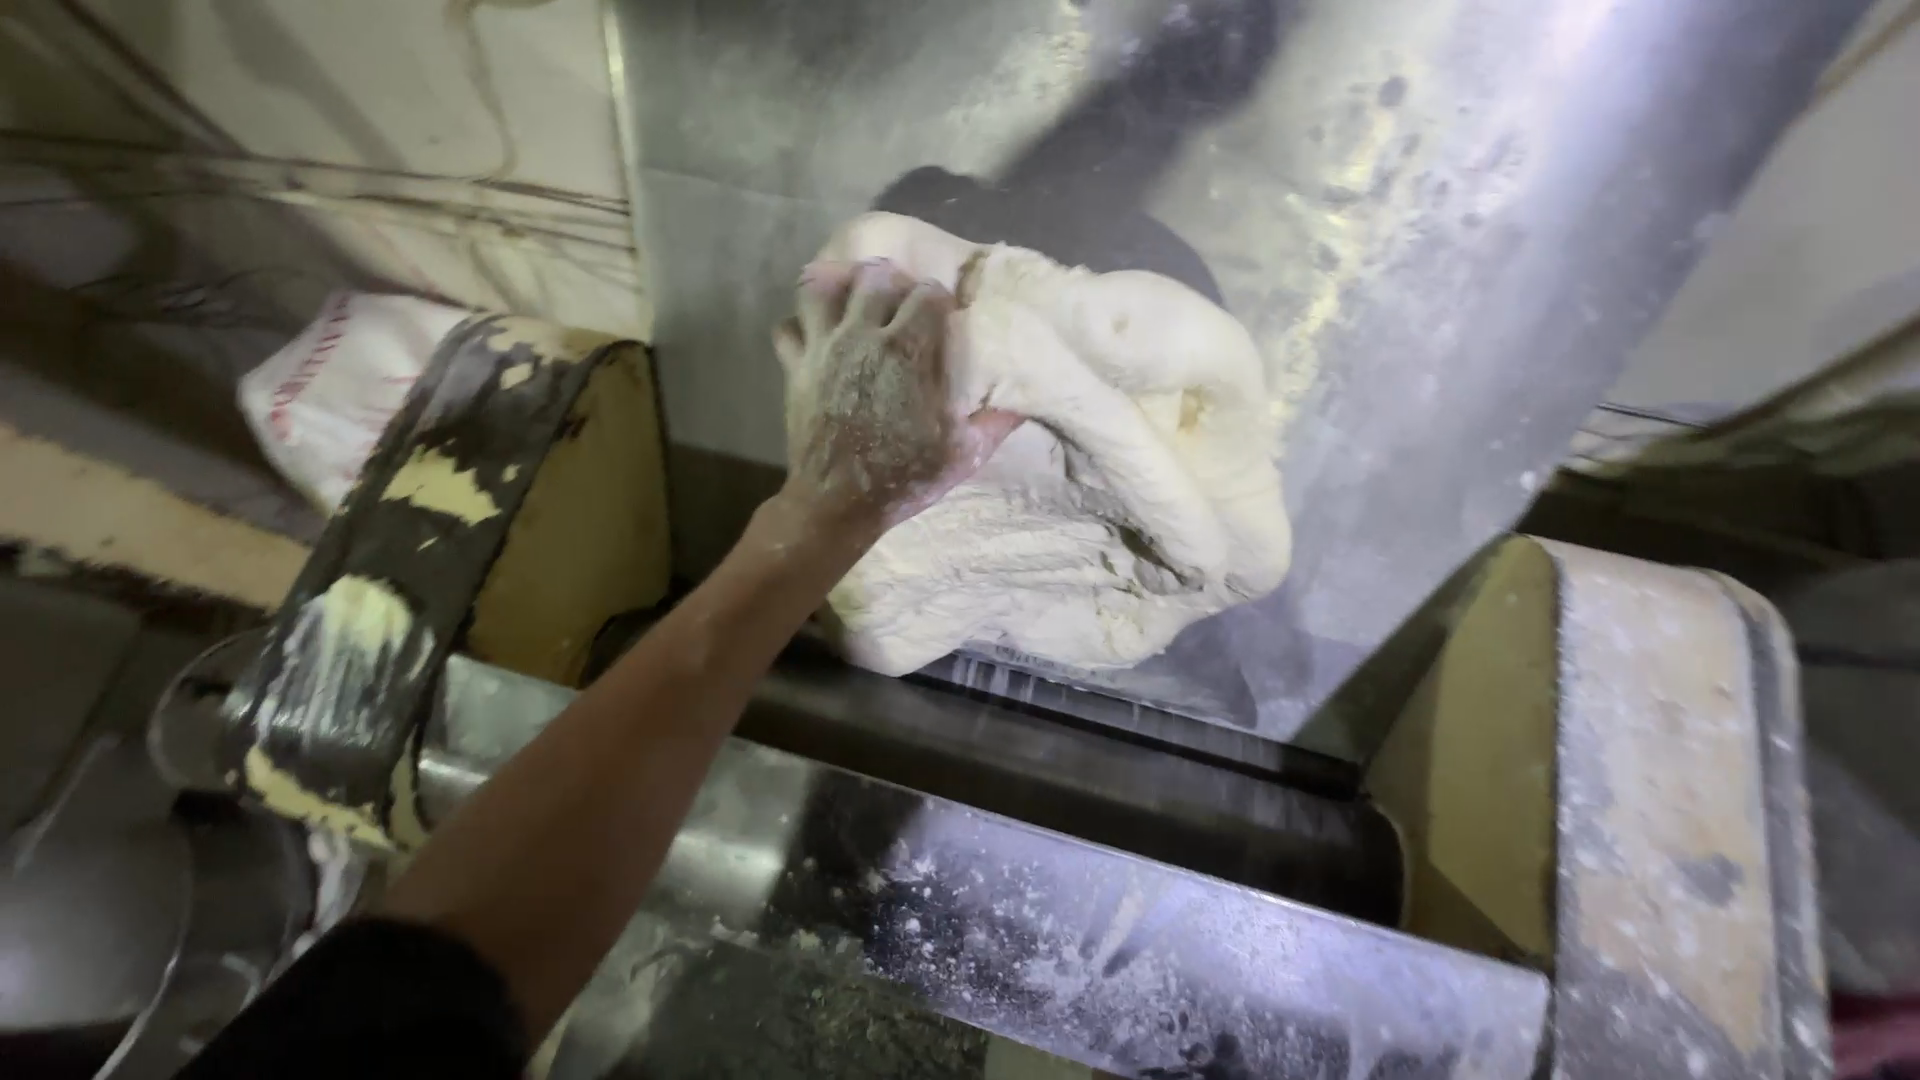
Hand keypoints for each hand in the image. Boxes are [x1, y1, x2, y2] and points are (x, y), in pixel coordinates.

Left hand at [773, 258, 1021, 542]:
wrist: (838, 503)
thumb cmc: (904, 477)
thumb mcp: (962, 455)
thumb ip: (996, 423)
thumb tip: (1026, 403)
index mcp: (908, 349)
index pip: (928, 292)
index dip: (939, 299)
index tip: (943, 316)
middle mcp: (862, 335)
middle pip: (875, 275)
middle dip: (892, 281)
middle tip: (899, 302)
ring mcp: (823, 348)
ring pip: (822, 287)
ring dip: (839, 288)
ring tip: (854, 304)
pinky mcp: (795, 368)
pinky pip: (788, 327)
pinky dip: (800, 327)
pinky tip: (816, 339)